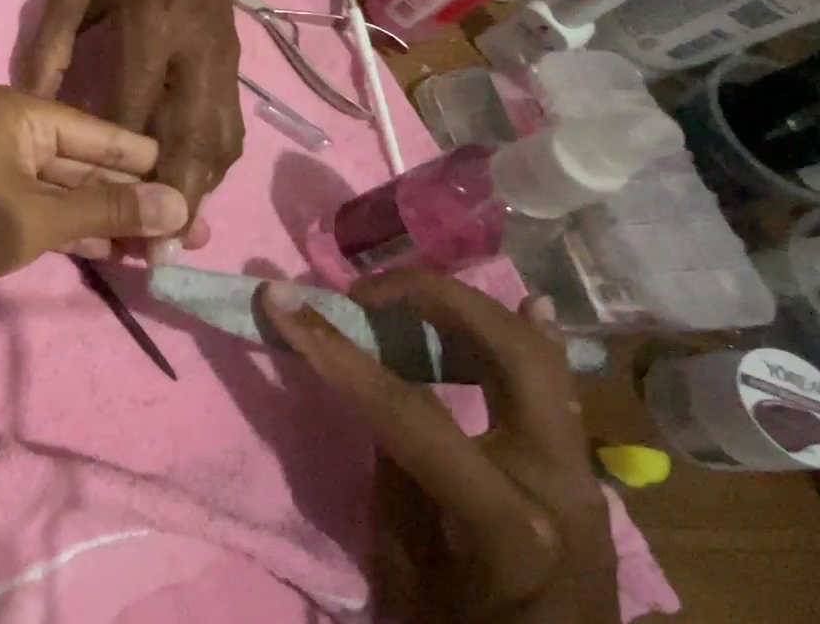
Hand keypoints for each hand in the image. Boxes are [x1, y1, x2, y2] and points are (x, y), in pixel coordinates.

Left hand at [0, 87, 207, 294]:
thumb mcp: (43, 219)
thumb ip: (111, 209)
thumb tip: (180, 208)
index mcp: (22, 112)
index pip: (103, 136)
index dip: (152, 169)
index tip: (199, 195)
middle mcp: (15, 126)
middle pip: (90, 164)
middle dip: (136, 202)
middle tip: (192, 235)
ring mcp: (3, 160)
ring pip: (70, 188)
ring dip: (111, 219)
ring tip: (165, 251)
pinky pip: (48, 202)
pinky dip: (78, 225)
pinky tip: (119, 250)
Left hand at [20, 0, 244, 228]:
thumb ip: (53, 41)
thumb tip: (34, 96)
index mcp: (148, 28)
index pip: (138, 106)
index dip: (132, 164)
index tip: (123, 209)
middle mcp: (192, 53)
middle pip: (192, 135)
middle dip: (182, 194)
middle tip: (169, 245)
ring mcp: (221, 60)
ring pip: (219, 137)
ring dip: (203, 187)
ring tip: (181, 232)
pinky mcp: (233, 66)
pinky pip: (228, 125)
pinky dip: (215, 163)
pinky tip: (196, 190)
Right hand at [261, 272, 619, 623]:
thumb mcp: (402, 570)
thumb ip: (394, 475)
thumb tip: (368, 393)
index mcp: (504, 519)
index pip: (407, 409)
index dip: (335, 349)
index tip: (280, 300)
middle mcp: (557, 480)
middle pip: (507, 352)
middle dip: (432, 299)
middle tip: (362, 293)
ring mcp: (581, 470)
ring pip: (538, 355)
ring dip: (467, 309)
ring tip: (401, 295)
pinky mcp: (583, 470)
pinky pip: (558, 387)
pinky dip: (533, 338)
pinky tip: (523, 301)